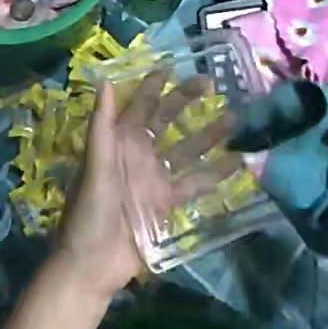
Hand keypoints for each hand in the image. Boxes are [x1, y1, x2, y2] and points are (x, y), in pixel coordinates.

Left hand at [53, 73, 236, 302]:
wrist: (93, 263)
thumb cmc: (89, 210)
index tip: (176, 65)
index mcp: (118, 140)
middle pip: (167, 120)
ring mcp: (155, 177)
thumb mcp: (95, 165)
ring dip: (208, 134)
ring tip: (235, 118)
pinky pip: (195, 183)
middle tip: (213, 84)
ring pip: (186, 149)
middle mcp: (139, 153)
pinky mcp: (167, 202)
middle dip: (187, 101)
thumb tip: (106, 81)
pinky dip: (215, 174)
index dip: (155, 85)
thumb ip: (102, 126)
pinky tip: (238, 162)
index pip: (140, 105)